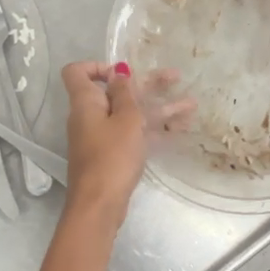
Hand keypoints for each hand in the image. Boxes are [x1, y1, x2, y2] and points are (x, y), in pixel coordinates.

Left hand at [61, 61, 193, 221]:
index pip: (78, 72)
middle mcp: (90, 116)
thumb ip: (125, 94)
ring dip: (159, 109)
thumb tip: (118, 72)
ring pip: (131, 116)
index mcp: (86, 102)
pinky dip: (152, 130)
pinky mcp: (112, 156)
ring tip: (191, 106)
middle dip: (147, 85)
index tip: (123, 73)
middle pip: (117, 92)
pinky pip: (133, 135)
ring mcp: (101, 138)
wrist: (99, 204)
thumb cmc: (112, 157)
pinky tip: (179, 131)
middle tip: (176, 77)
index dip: (98, 66)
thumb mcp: (125, 120)